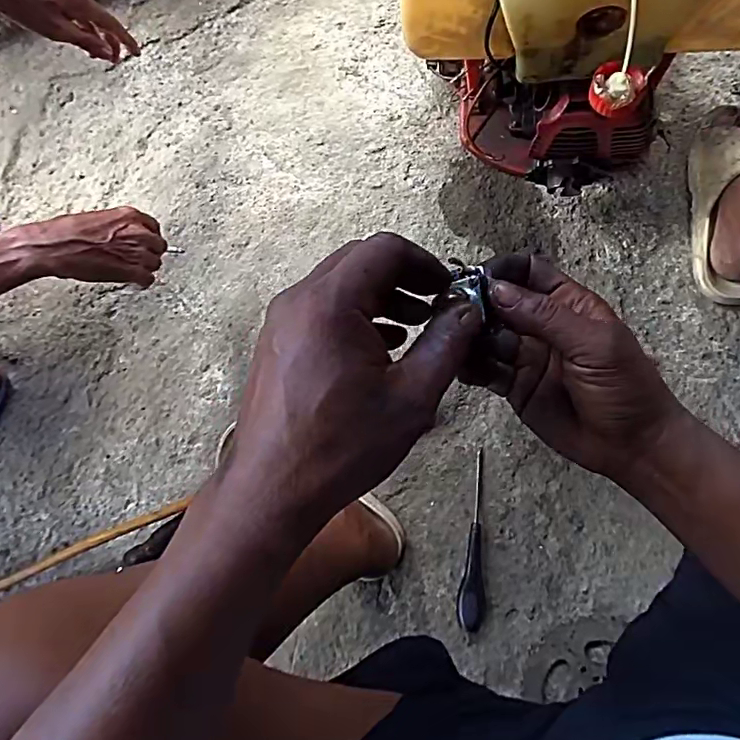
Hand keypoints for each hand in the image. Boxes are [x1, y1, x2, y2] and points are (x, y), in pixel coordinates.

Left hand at [0, 0, 140, 62]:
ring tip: (97, 51)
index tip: (135, 52)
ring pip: (89, 16)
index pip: (112, 24)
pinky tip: (79, 35)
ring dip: (95, 34)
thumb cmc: (20, 3)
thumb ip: (85, 41)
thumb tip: (106, 52)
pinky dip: (83, 25)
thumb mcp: (56, 30)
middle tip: (115, 58)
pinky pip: (77, 10)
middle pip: (102, 20)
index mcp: (80, 1)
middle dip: (110, 40)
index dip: (125, 40)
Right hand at [2, 207, 166, 284]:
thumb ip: (119, 227)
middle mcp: (137, 232)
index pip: (154, 228)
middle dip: (149, 254)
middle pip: (158, 247)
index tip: (145, 244)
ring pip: (155, 264)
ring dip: (144, 269)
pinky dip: (141, 282)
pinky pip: (148, 279)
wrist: (49, 247)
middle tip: (138, 260)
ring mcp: (135, 252)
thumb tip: (126, 235)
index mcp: (129, 216)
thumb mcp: (98, 220)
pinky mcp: (130, 270)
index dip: (149, 239)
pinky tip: (134, 282)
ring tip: (131, 270)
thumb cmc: (65, 233)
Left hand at [221, 234, 480, 532]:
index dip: (425, 262)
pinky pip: (323, 309)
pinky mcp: (278, 343)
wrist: (271, 491)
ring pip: (341, 285)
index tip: (448, 289)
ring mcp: (283, 322)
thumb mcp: (411, 396)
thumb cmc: (340, 448)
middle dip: (404, 277)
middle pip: (360, 261)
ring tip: (415, 326)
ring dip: (382, 296)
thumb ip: (447, 343)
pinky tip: (382, 347)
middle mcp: (299, 301)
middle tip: (436, 304)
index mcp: (329, 304)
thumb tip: (469, 309)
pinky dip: (357, 314)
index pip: (384, 249)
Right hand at [464, 255, 685, 479]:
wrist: (632, 445)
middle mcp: (542, 325)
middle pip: (499, 301)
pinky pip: (484, 368)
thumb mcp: (594, 343)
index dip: (502, 271)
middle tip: (457, 313)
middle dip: (477, 303)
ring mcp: (526, 355)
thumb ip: (546, 316)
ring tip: (458, 342)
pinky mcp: (514, 385)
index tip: (477, 279)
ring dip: (470, 335)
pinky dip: (469, 365)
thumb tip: (498, 290)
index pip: (528, 272)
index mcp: (567, 304)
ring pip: (486, 335)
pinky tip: (463, 366)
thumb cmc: (627, 387)